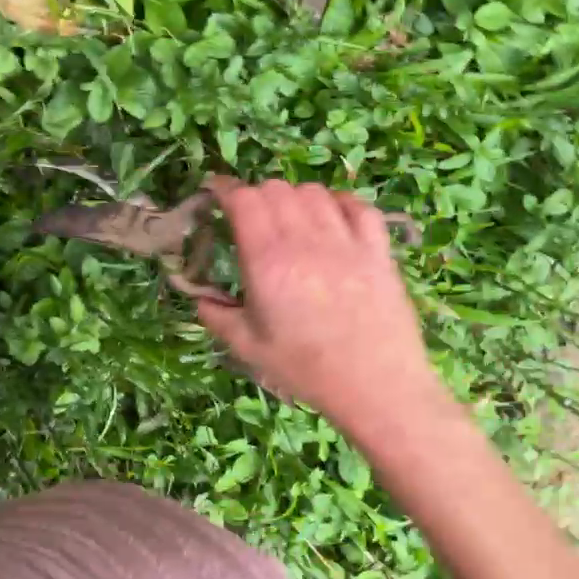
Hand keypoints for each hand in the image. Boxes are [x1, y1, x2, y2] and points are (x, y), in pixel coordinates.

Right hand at [196, 181, 446, 427]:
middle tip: (249, 214)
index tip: (215, 192)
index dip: (225, 188)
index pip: (243, 199)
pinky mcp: (379, 254)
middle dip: (255, 194)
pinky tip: (332, 217)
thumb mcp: (246, 346)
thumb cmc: (307, 369)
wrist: (379, 390)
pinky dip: (340, 203)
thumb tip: (198, 296)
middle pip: (275, 188)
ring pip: (313, 192)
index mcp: (267, 261)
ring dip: (294, 196)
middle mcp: (305, 242)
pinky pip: (360, 207)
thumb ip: (214, 314)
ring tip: (289, 216)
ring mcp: (346, 244)